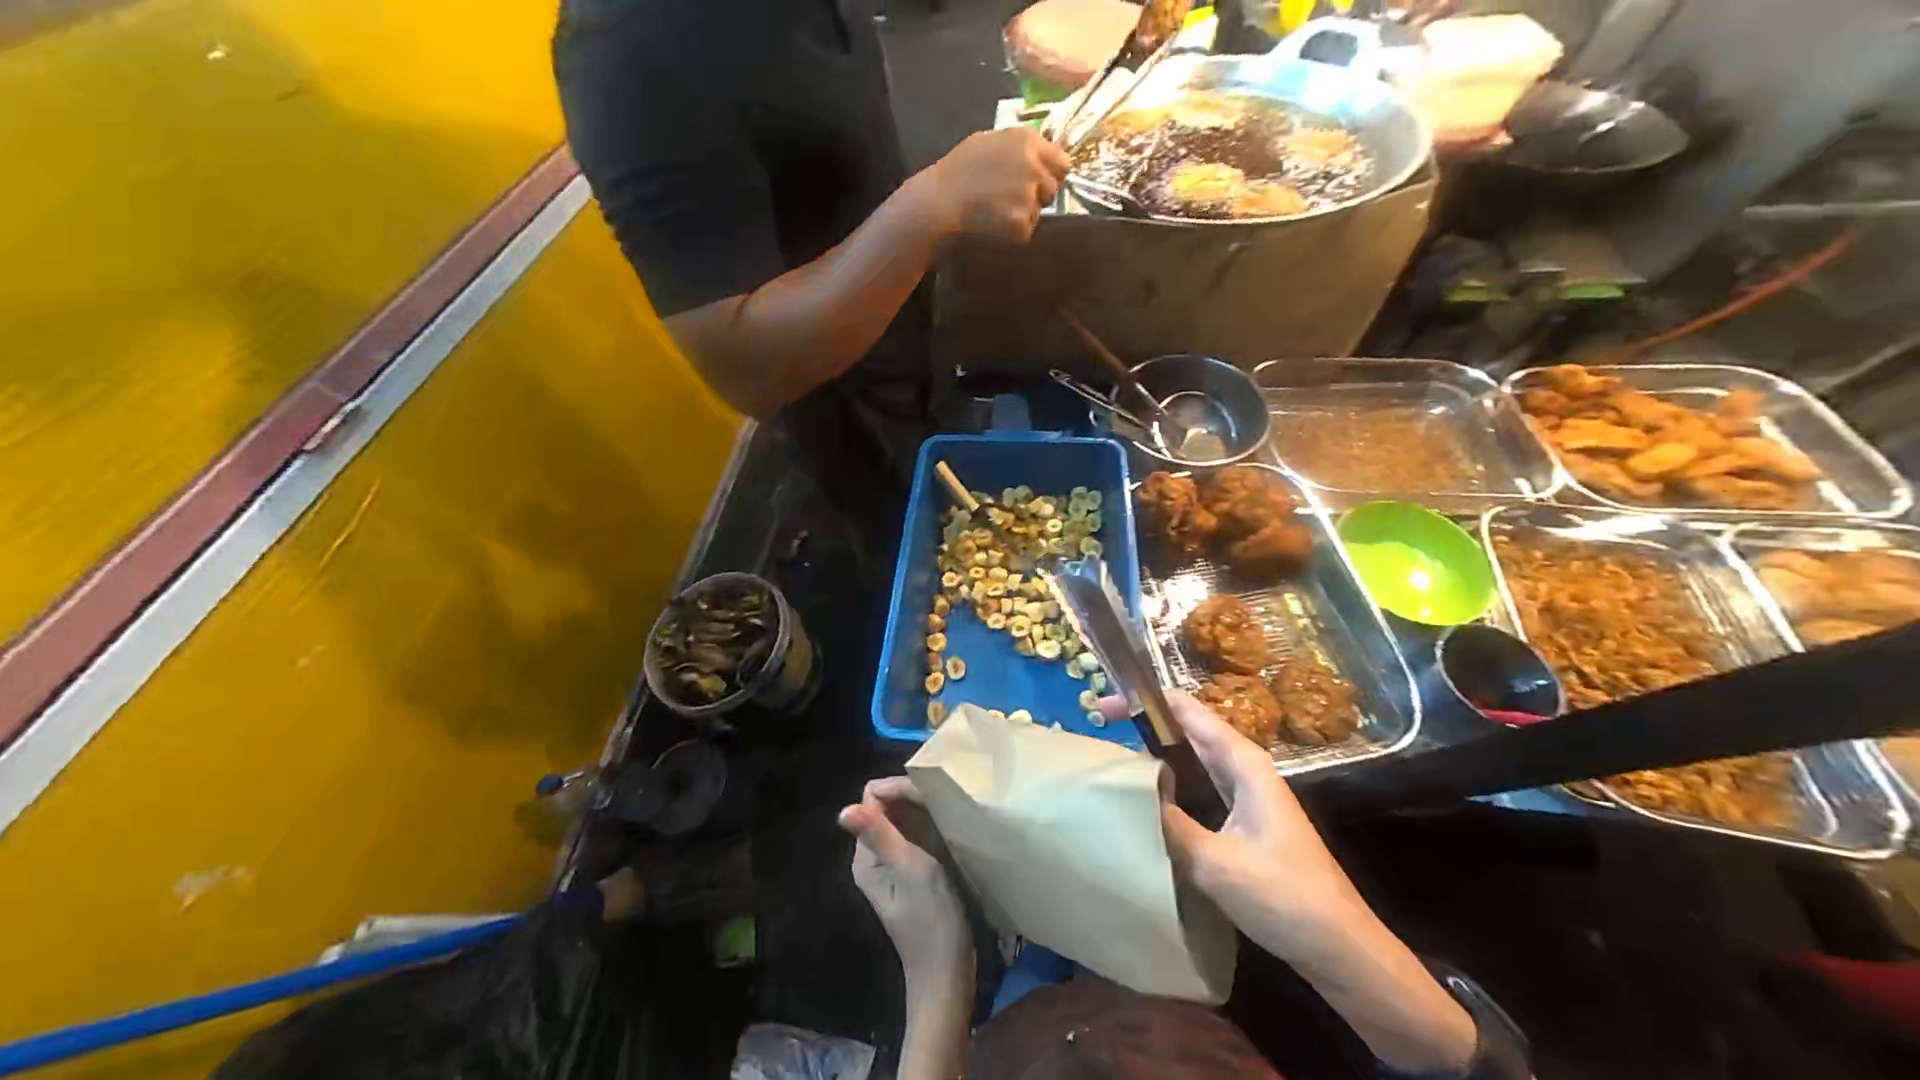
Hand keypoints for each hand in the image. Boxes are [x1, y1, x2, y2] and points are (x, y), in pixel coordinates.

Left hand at [838, 777, 973, 992]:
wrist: (948, 971)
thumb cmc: (930, 919)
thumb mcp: (907, 870)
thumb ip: (880, 836)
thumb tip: (843, 810)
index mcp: (866, 856)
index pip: (872, 800)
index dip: (898, 789)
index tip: (928, 791)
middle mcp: (876, 856)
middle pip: (889, 807)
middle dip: (913, 797)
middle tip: (945, 798)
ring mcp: (897, 864)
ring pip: (906, 820)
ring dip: (926, 810)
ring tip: (951, 807)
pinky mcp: (916, 872)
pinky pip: (920, 836)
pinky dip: (934, 826)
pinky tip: (952, 826)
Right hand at [916, 127, 1068, 242]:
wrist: (939, 202)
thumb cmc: (956, 171)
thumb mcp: (988, 141)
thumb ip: (1018, 146)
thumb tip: (1040, 153)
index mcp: (1026, 141)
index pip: (1062, 160)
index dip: (1052, 172)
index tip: (1041, 180)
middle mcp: (1033, 166)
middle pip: (1053, 187)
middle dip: (1038, 194)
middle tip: (1012, 199)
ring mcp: (1029, 196)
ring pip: (1039, 210)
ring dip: (1024, 213)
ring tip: (996, 211)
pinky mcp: (1022, 223)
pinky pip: (1026, 231)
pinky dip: (1013, 233)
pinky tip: (994, 224)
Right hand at [1124, 692, 1477, 1072]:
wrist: (1338, 946)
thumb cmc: (1283, 896)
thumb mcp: (1215, 862)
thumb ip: (1169, 823)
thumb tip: (1129, 794)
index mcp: (1243, 763)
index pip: (1188, 711)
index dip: (1146, 699)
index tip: (1104, 702)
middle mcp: (1245, 767)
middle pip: (1189, 727)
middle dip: (1146, 718)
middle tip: (1099, 720)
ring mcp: (1246, 793)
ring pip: (1193, 754)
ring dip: (1156, 745)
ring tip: (1114, 744)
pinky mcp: (1243, 817)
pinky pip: (1199, 781)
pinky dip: (1170, 776)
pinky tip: (1148, 789)